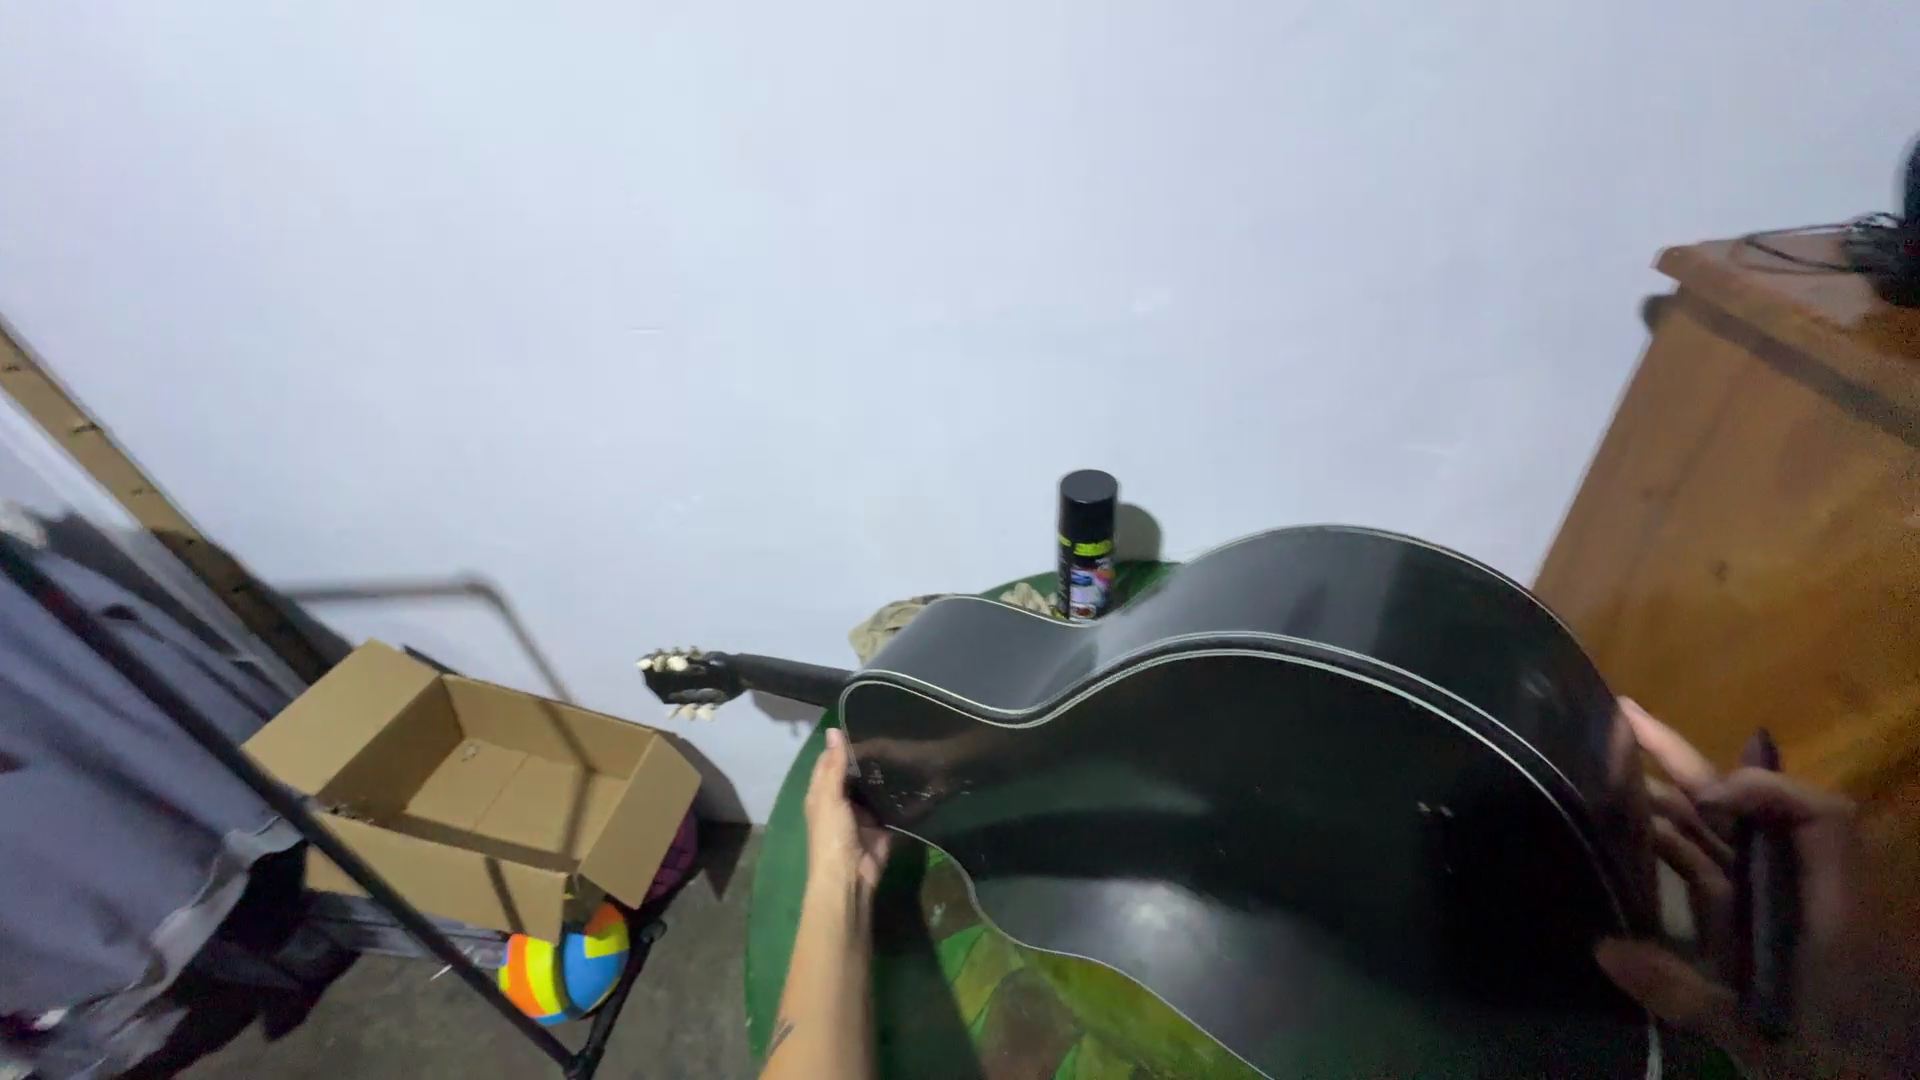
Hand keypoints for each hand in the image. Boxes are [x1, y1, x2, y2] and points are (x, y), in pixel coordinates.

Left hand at [804, 727, 892, 896]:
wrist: (850, 877)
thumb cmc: (831, 835)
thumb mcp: (829, 798)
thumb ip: (834, 765)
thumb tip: (833, 730)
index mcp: (822, 793)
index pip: (830, 761)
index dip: (842, 745)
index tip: (863, 725)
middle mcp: (842, 800)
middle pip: (854, 773)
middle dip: (868, 757)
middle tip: (890, 732)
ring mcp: (863, 812)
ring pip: (873, 786)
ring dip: (884, 773)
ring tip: (904, 747)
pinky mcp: (881, 823)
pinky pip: (890, 803)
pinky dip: (898, 792)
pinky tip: (912, 773)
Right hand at [1598, 700, 1914, 1078]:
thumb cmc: (1840, 1060)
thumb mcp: (1763, 1038)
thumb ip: (1688, 993)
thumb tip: (1603, 949)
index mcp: (1826, 903)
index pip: (1817, 815)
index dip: (1759, 789)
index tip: (1700, 799)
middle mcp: (1795, 887)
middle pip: (1748, 805)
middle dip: (1684, 760)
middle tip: (1621, 716)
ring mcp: (1767, 900)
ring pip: (1715, 829)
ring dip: (1660, 796)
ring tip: (1597, 767)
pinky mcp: (1743, 919)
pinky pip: (1701, 862)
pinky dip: (1660, 839)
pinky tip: (1615, 828)